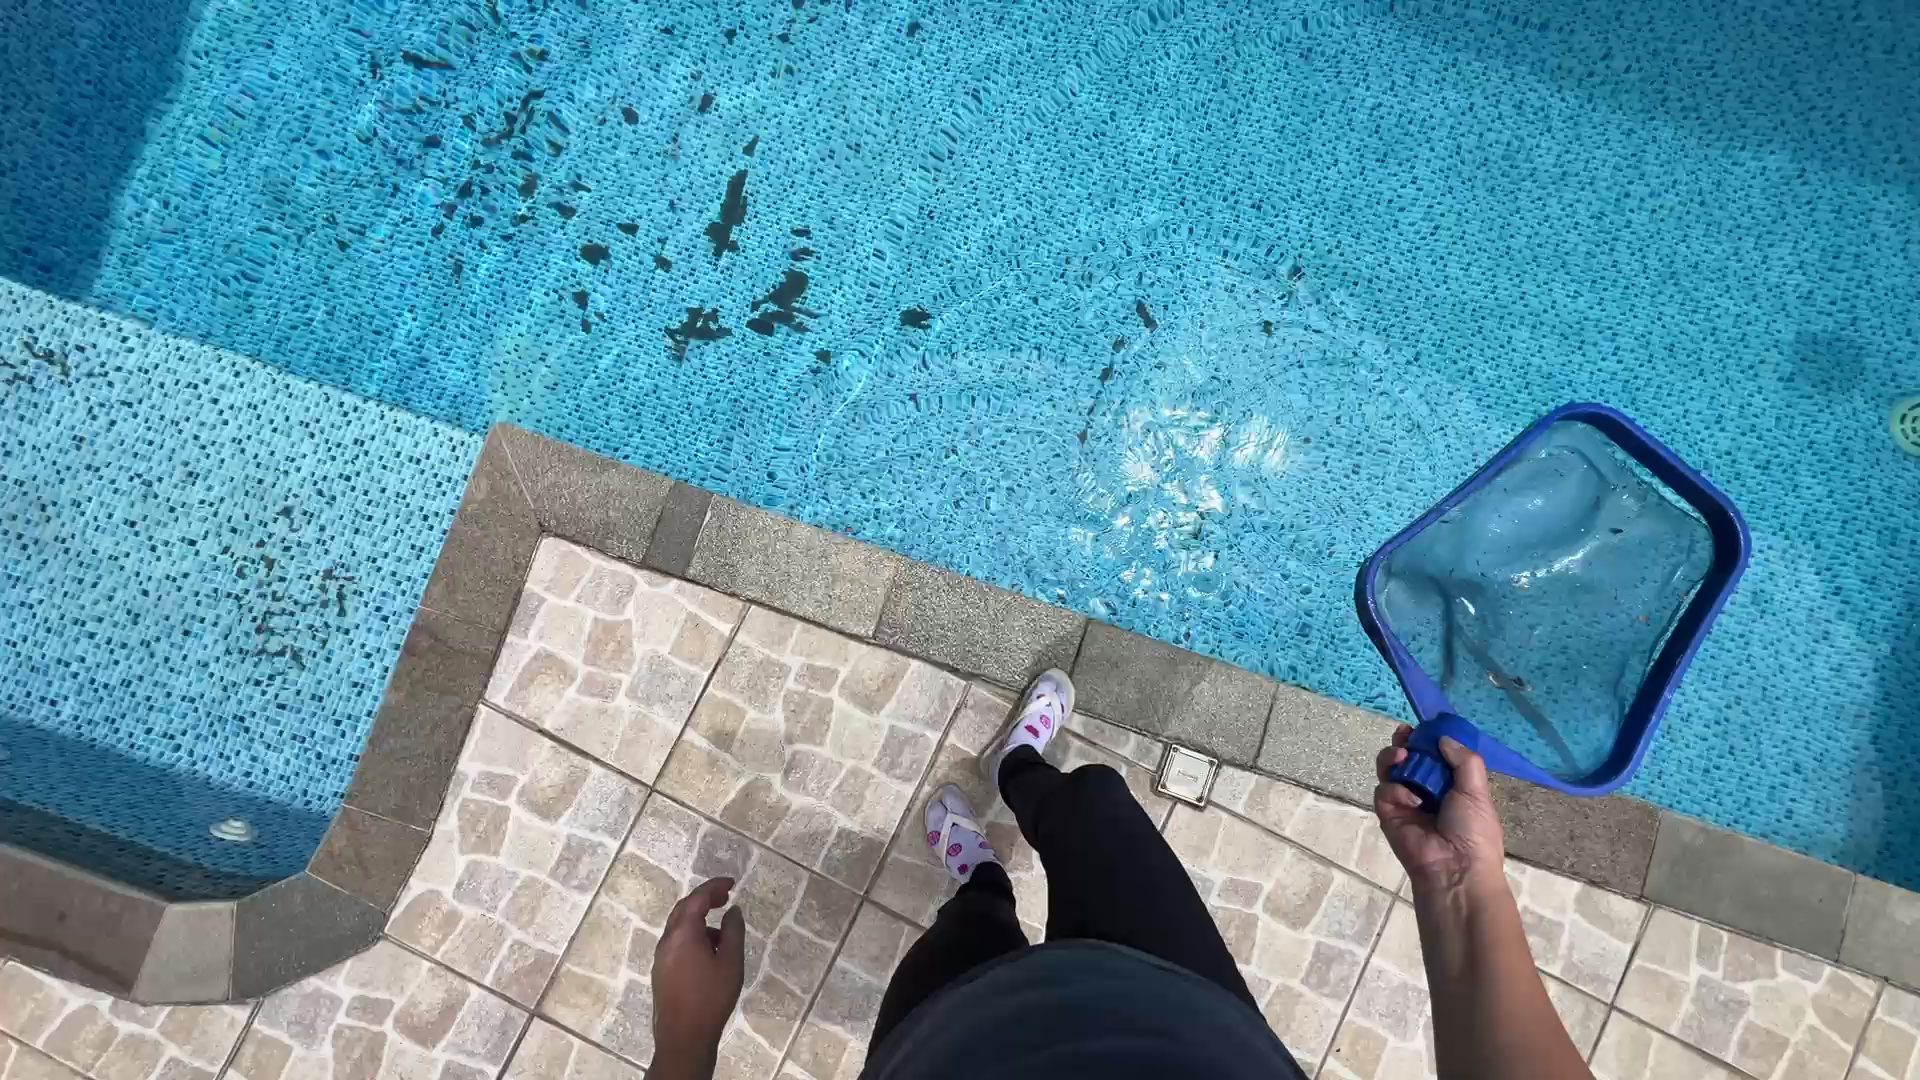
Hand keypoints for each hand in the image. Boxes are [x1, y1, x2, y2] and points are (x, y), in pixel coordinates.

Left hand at [650, 877, 745, 1079]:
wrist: (683, 1040)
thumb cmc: (711, 998)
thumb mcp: (731, 962)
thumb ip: (734, 931)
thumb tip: (732, 910)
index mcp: (682, 934)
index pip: (697, 898)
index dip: (715, 886)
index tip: (732, 883)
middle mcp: (667, 942)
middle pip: (684, 909)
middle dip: (705, 898)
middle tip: (725, 897)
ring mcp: (661, 958)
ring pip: (678, 926)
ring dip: (699, 919)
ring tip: (722, 930)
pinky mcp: (661, 973)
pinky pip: (676, 942)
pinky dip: (692, 935)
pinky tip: (709, 951)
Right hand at [1374, 725, 1506, 895]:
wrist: (1456, 867)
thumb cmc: (1473, 832)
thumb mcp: (1477, 793)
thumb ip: (1464, 761)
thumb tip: (1443, 738)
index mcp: (1449, 785)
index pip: (1432, 755)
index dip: (1426, 740)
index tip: (1421, 728)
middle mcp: (1424, 789)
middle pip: (1406, 758)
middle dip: (1404, 743)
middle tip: (1404, 736)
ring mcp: (1403, 800)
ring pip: (1389, 769)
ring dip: (1393, 758)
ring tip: (1402, 756)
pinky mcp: (1387, 811)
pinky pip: (1384, 790)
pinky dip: (1396, 790)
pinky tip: (1411, 799)